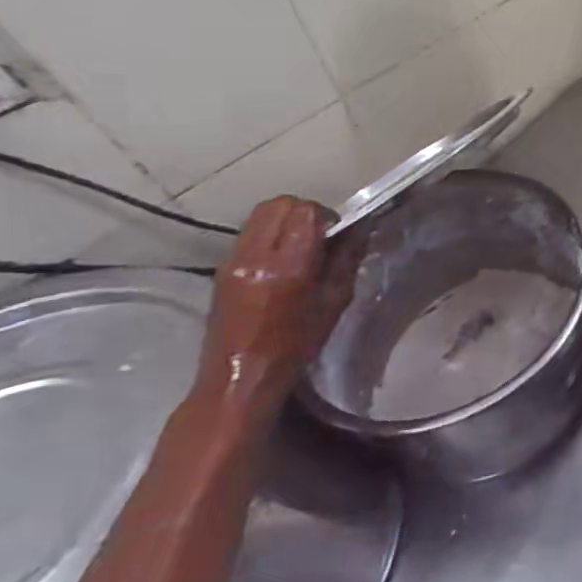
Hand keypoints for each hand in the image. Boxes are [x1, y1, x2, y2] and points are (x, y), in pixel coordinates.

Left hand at [197, 196, 346, 411]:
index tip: (338, 235)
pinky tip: (279, 258)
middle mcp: (255, 255)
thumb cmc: (296, 344)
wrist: (240, 377)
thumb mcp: (335, 302)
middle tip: (320, 235)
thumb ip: (347, 259)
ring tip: (299, 245)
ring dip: (285, 219)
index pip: (306, 211)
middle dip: (305, 212)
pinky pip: (249, 231)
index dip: (327, 216)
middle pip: (280, 204)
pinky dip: (269, 233)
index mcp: (288, 266)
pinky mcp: (222, 266)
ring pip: (261, 213)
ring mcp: (233, 259)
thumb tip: (359, 227)